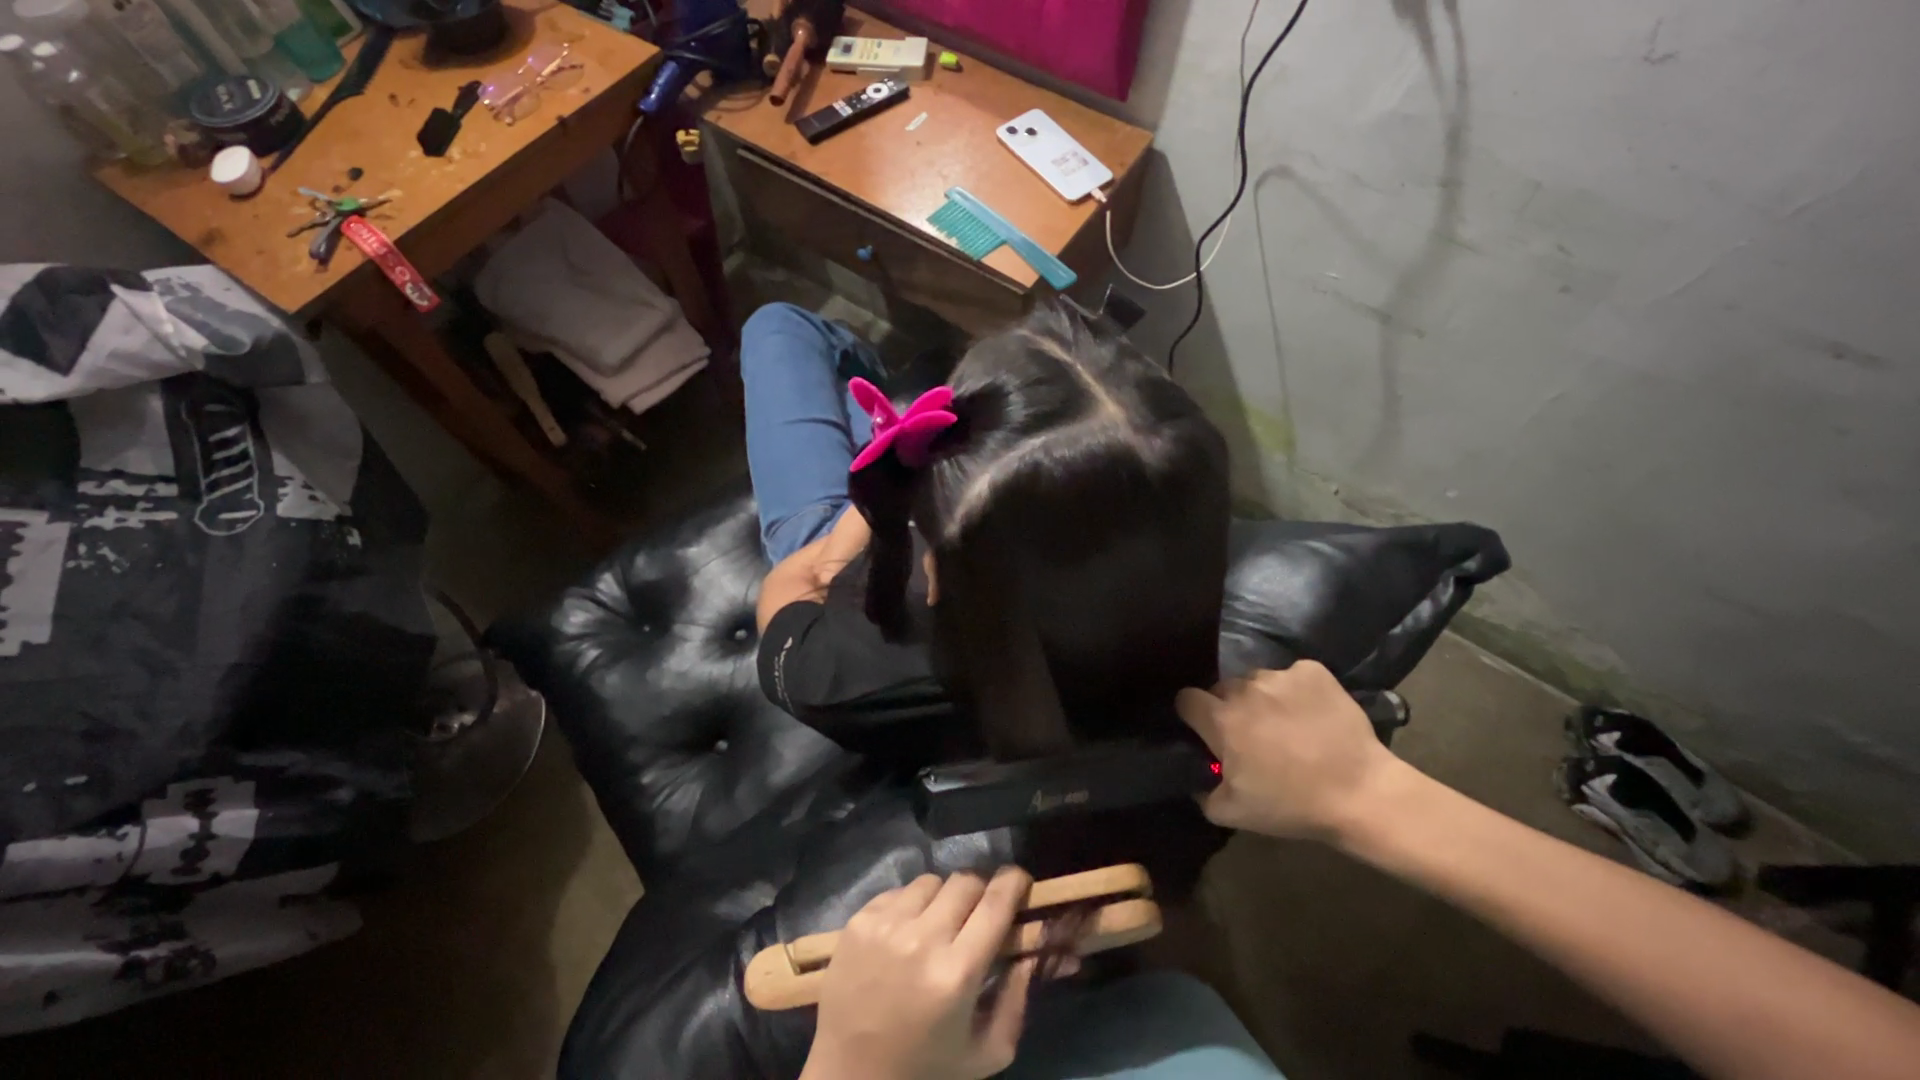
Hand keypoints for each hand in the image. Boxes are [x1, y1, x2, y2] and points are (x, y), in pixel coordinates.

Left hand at [801, 868, 1035, 1079]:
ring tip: (939, 923)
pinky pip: (897, 891)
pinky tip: (906, 932)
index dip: (1014, 882)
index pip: (996, 902)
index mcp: (958, 972)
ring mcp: (886, 925)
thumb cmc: (925, 1068)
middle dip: (981, 890)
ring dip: (943, 897)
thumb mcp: (987, 1053)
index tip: (1020, 881)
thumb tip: (1028, 952)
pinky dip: (910, 904)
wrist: (849, 1074)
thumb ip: (1016, 1001)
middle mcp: (922, 939)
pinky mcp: (858, 921)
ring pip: (930, 881)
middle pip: (965, 881)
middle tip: (979, 911)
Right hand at [1176, 662, 1411, 841]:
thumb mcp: (1233, 813)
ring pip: (1257, 680)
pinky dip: (1295, 690)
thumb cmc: (1292, 804)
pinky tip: (1310, 712)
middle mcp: (1245, 688)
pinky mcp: (1314, 671)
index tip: (1204, 729)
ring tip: (1284, 722)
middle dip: (1228, 707)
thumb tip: (1196, 781)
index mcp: (1221, 719)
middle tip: (1249, 733)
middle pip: (1222, 688)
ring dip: (1261, 697)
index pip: (1186, 698)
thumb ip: (1202, 794)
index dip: (1192, 714)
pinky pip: (1292, 675)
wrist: (1361, 793)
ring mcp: (1281, 676)